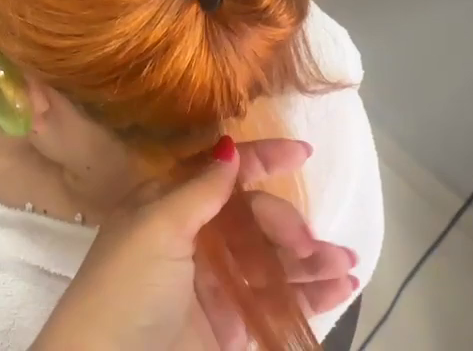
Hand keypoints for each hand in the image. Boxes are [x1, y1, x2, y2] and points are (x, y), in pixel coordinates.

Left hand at [34, 138, 359, 350]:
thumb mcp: (156, 227)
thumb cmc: (126, 286)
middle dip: (285, 222)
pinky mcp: (232, 326)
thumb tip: (229, 145)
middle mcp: (194, 239)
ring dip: (311, 259)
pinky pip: (277, 302)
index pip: (220, 172)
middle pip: (253, 217)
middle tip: (303, 241)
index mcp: (168, 205)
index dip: (259, 159)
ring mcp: (216, 284)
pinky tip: (341, 287)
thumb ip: (199, 190)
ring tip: (346, 264)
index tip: (302, 152)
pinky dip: (311, 295)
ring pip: (272, 260)